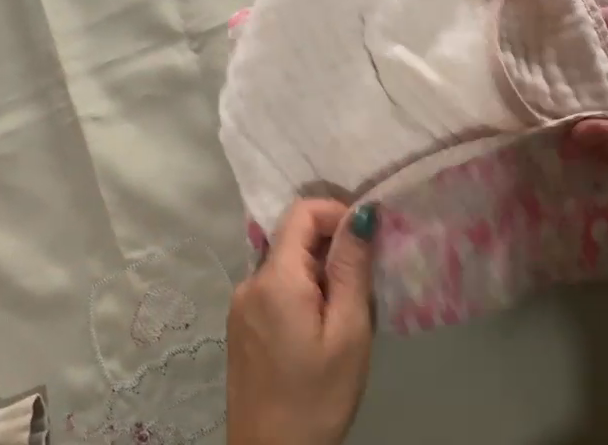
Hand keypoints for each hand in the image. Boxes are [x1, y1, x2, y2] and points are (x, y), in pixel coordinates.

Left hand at [227, 199, 377, 444]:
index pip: (302, 211)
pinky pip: (276, 287)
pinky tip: (322, 327)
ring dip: (320, 271)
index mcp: (274, 279)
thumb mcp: (348, 330)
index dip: (338, 212)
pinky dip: (303, 290)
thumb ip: (352, 266)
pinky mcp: (241, 327)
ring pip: (287, 262)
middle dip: (333, 246)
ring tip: (347, 310)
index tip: (366, 240)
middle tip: (364, 280)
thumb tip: (361, 211)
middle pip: (293, 236)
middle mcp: (249, 283)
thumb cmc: (317, 397)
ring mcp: (240, 306)